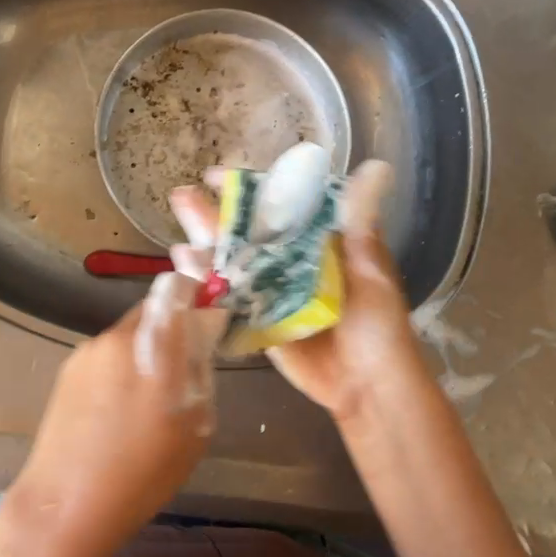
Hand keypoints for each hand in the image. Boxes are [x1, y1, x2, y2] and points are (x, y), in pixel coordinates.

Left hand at [3, 272, 227, 550]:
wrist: (68, 502)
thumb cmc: (144, 472)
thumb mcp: (195, 427)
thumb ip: (200, 371)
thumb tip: (202, 335)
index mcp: (157, 346)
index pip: (177, 289)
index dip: (194, 286)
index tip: (206, 303)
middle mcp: (121, 336)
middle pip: (153, 310)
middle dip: (170, 327)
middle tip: (180, 365)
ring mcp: (90, 349)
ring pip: (128, 334)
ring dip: (144, 350)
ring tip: (145, 398)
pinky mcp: (68, 367)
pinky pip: (106, 354)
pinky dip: (119, 368)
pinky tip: (116, 409)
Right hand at [171, 160, 424, 421]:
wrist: (369, 390)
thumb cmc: (378, 327)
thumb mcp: (371, 271)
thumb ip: (360, 223)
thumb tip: (378, 166)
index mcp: (319, 242)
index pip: (281, 204)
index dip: (251, 188)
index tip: (220, 175)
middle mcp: (290, 261)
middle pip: (247, 231)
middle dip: (214, 214)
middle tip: (182, 196)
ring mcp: (271, 291)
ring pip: (233, 262)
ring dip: (204, 247)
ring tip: (177, 236)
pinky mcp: (258, 321)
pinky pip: (228, 299)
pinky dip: (205, 285)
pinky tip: (182, 269)